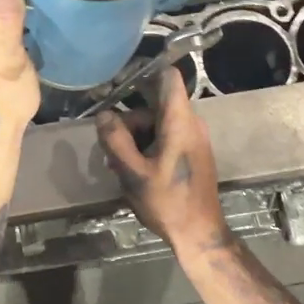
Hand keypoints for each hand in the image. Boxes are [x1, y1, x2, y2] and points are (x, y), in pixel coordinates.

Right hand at [95, 67, 224, 246]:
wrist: (199, 233)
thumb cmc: (168, 202)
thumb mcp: (133, 173)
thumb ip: (116, 140)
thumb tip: (103, 115)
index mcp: (180, 122)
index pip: (168, 77)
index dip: (145, 71)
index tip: (118, 77)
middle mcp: (190, 124)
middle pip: (153, 105)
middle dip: (128, 119)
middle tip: (106, 141)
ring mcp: (192, 139)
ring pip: (156, 123)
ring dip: (134, 137)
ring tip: (116, 162)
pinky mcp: (190, 153)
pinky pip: (164, 137)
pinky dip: (145, 146)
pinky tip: (130, 168)